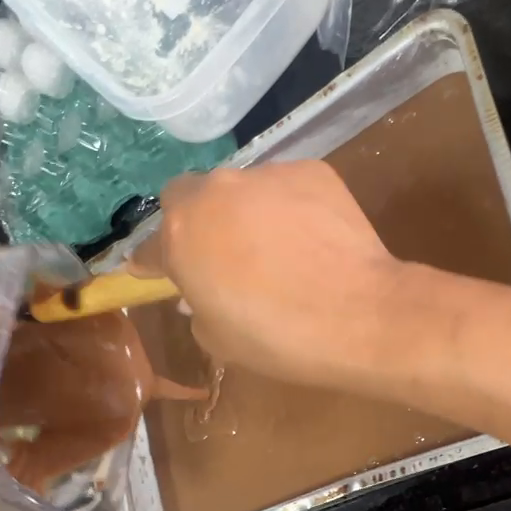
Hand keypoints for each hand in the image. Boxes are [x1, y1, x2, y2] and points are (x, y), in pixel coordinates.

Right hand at [137, 162, 401, 387]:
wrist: (359, 315)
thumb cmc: (278, 338)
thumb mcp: (218, 339)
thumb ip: (198, 306)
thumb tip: (205, 291)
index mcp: (180, 234)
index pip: (151, 245)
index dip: (154, 263)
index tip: (161, 275)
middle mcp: (216, 191)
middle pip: (190, 198)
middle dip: (198, 223)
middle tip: (224, 258)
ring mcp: (266, 175)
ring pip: (243, 190)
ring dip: (248, 215)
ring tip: (280, 252)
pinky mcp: (311, 171)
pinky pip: (289, 188)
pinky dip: (292, 209)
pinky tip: (313, 242)